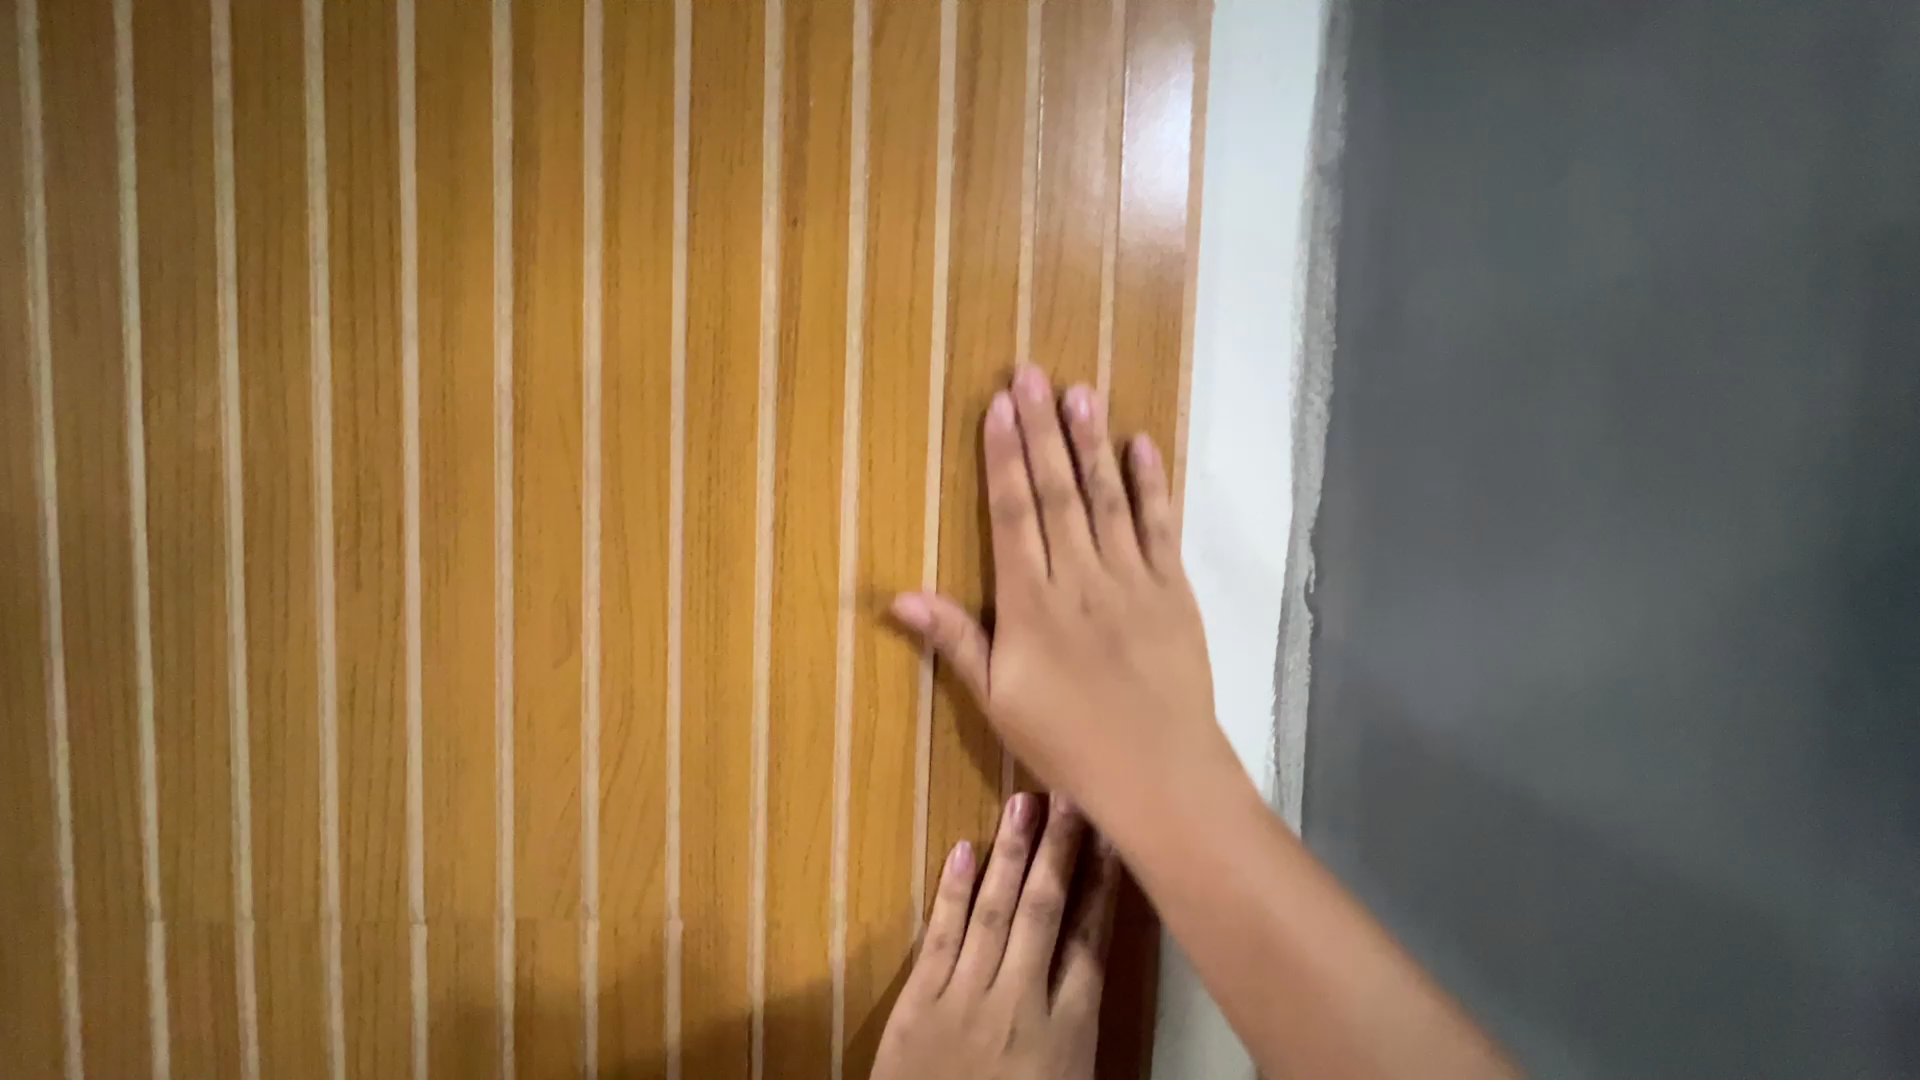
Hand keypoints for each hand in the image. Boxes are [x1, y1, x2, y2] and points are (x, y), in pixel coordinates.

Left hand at [871, 793, 1119, 1079]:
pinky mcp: (918, 1005)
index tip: (1112, 840)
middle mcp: (1020, 1006)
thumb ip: (1079, 1020)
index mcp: (1066, 1035)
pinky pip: (941, 938)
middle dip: (1060, 852)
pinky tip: (965, 849)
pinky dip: (953, 892)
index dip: (1102, 888)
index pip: (1091, 945)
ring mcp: (965, 1000)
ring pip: (995, 914)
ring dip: (1012, 856)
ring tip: (1025, 805)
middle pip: (1045, 914)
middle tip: (1071, 797)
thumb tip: (1092, 956)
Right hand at [890, 366, 1235, 833]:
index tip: (998, 408)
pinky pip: (1160, 527)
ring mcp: (1131, 580)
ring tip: (1080, 391)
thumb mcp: (997, 700)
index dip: (1003, 458)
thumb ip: (955, 640)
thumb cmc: (1067, 742)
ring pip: (1106, 499)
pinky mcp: (1173, 590)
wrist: (1158, 772)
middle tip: (1032, 375)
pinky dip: (1151, 484)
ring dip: (1091, 443)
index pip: (1012, 515)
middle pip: (1056, 492)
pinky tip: (1142, 445)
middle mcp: (1078, 578)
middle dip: (1042, 431)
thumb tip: (898, 596)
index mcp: (1030, 604)